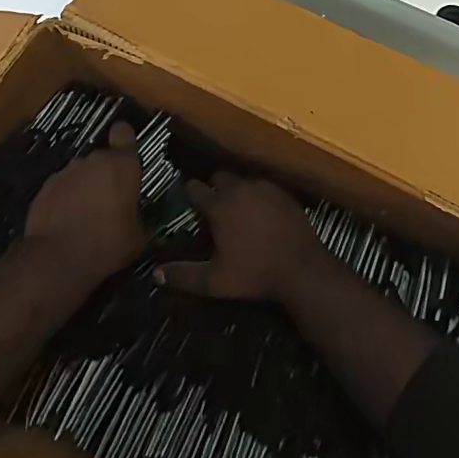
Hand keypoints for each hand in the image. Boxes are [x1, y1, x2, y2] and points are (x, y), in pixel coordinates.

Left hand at [23, 122, 146, 283]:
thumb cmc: (108, 244)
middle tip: (109, 201)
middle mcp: (93, 160)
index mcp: (121, 166)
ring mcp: (66, 171)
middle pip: (102, 158)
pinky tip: (66, 220)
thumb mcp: (137, 238)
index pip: (124, 132)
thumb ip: (140, 220)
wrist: (59, 257)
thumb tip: (141, 224)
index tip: (126, 153)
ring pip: (81, 172)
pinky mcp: (45, 186)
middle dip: (106, 174)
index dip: (125, 139)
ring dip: (85, 186)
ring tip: (86, 214)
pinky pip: (62, 187)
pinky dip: (65, 198)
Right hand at [154, 172, 330, 302]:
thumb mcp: (216, 281)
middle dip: (213, 186)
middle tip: (213, 205)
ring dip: (236, 188)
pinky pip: (264, 185)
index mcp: (218, 205)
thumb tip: (155, 274)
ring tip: (238, 206)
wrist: (303, 269)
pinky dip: (258, 194)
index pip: (194, 188)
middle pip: (218, 176)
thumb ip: (184, 276)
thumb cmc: (255, 274)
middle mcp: (238, 188)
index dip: (189, 193)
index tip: (188, 201)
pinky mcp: (284, 193)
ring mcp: (264, 187)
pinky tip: (262, 211)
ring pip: (242, 178)